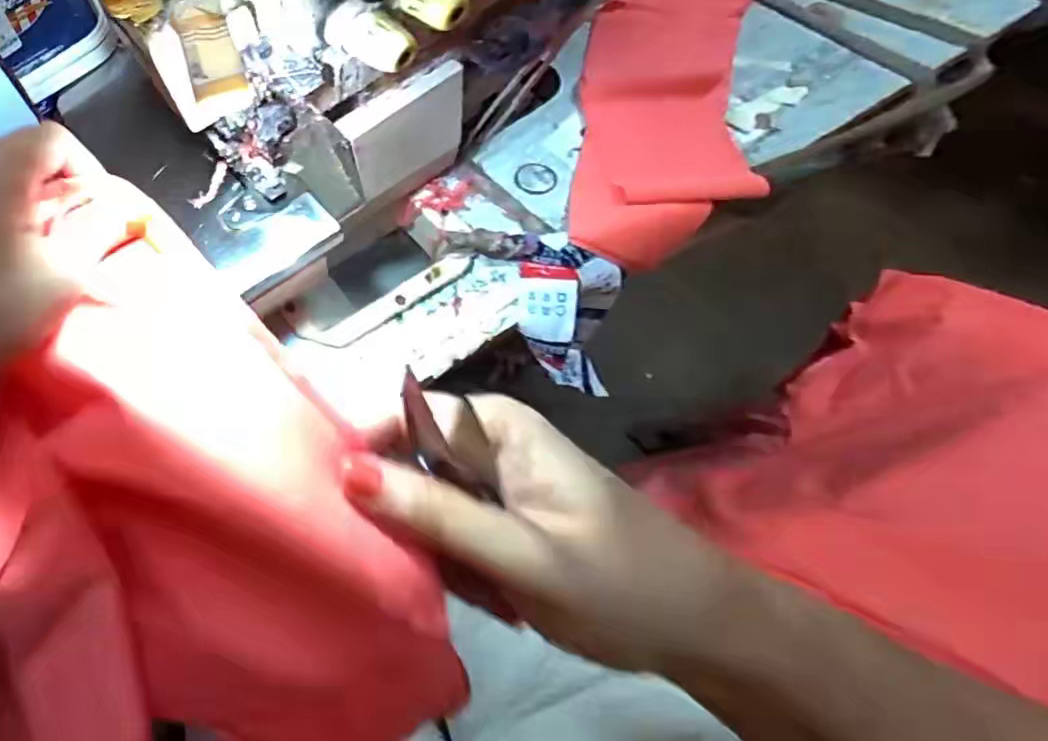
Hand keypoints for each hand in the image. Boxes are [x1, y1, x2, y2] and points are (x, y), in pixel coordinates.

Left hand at [0, 123, 149, 428]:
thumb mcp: (62, 277)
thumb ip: (93, 233)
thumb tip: (107, 213)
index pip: (55, 138)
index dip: (87, 167)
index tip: (99, 209)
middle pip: (16, 151)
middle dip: (51, 184)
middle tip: (67, 228)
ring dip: (14, 200)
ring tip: (26, 247)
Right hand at [343, 393, 755, 674]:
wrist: (703, 633)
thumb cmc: (620, 582)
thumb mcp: (523, 555)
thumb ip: (437, 514)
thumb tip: (347, 471)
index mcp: (491, 423)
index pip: (402, 414)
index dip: (368, 450)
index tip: (344, 502)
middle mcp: (483, 438)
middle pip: (406, 460)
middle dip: (414, 518)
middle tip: (448, 566)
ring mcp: (489, 476)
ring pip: (421, 500)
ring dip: (438, 549)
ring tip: (486, 587)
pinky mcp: (494, 510)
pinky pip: (444, 527)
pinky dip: (458, 564)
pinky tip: (497, 593)